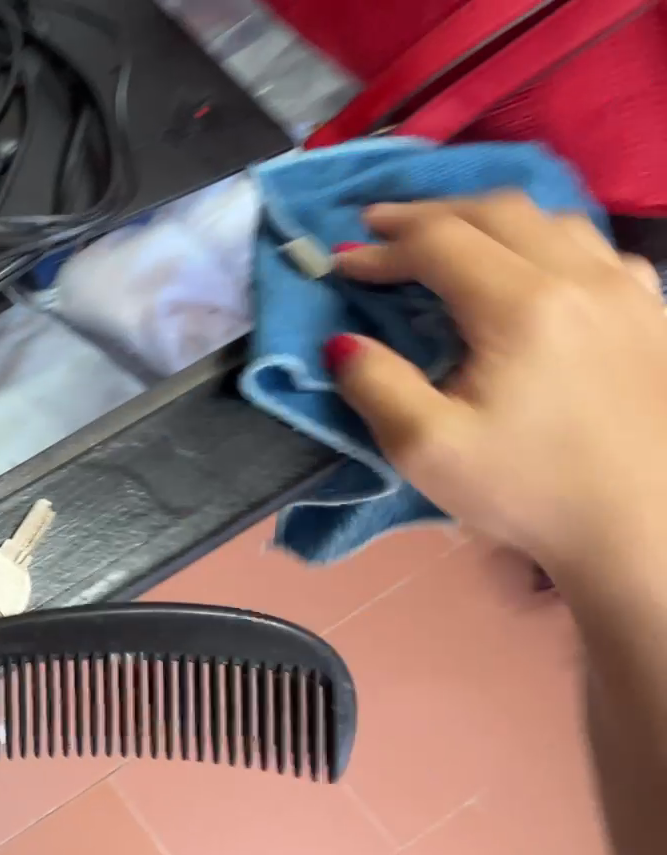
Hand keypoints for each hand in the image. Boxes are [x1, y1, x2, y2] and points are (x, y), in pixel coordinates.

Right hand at [329, 194, 666, 578]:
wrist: (645, 524)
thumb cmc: (523, 485)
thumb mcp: (421, 445)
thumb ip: (374, 383)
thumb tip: (343, 342)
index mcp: (523, 309)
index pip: (441, 245)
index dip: (381, 249)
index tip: (338, 265)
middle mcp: (584, 281)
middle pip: (500, 213)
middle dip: (427, 215)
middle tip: (374, 231)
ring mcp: (629, 292)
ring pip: (552, 220)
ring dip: (483, 221)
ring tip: (437, 241)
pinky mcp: (649, 313)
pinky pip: (589, 247)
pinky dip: (535, 239)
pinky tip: (514, 267)